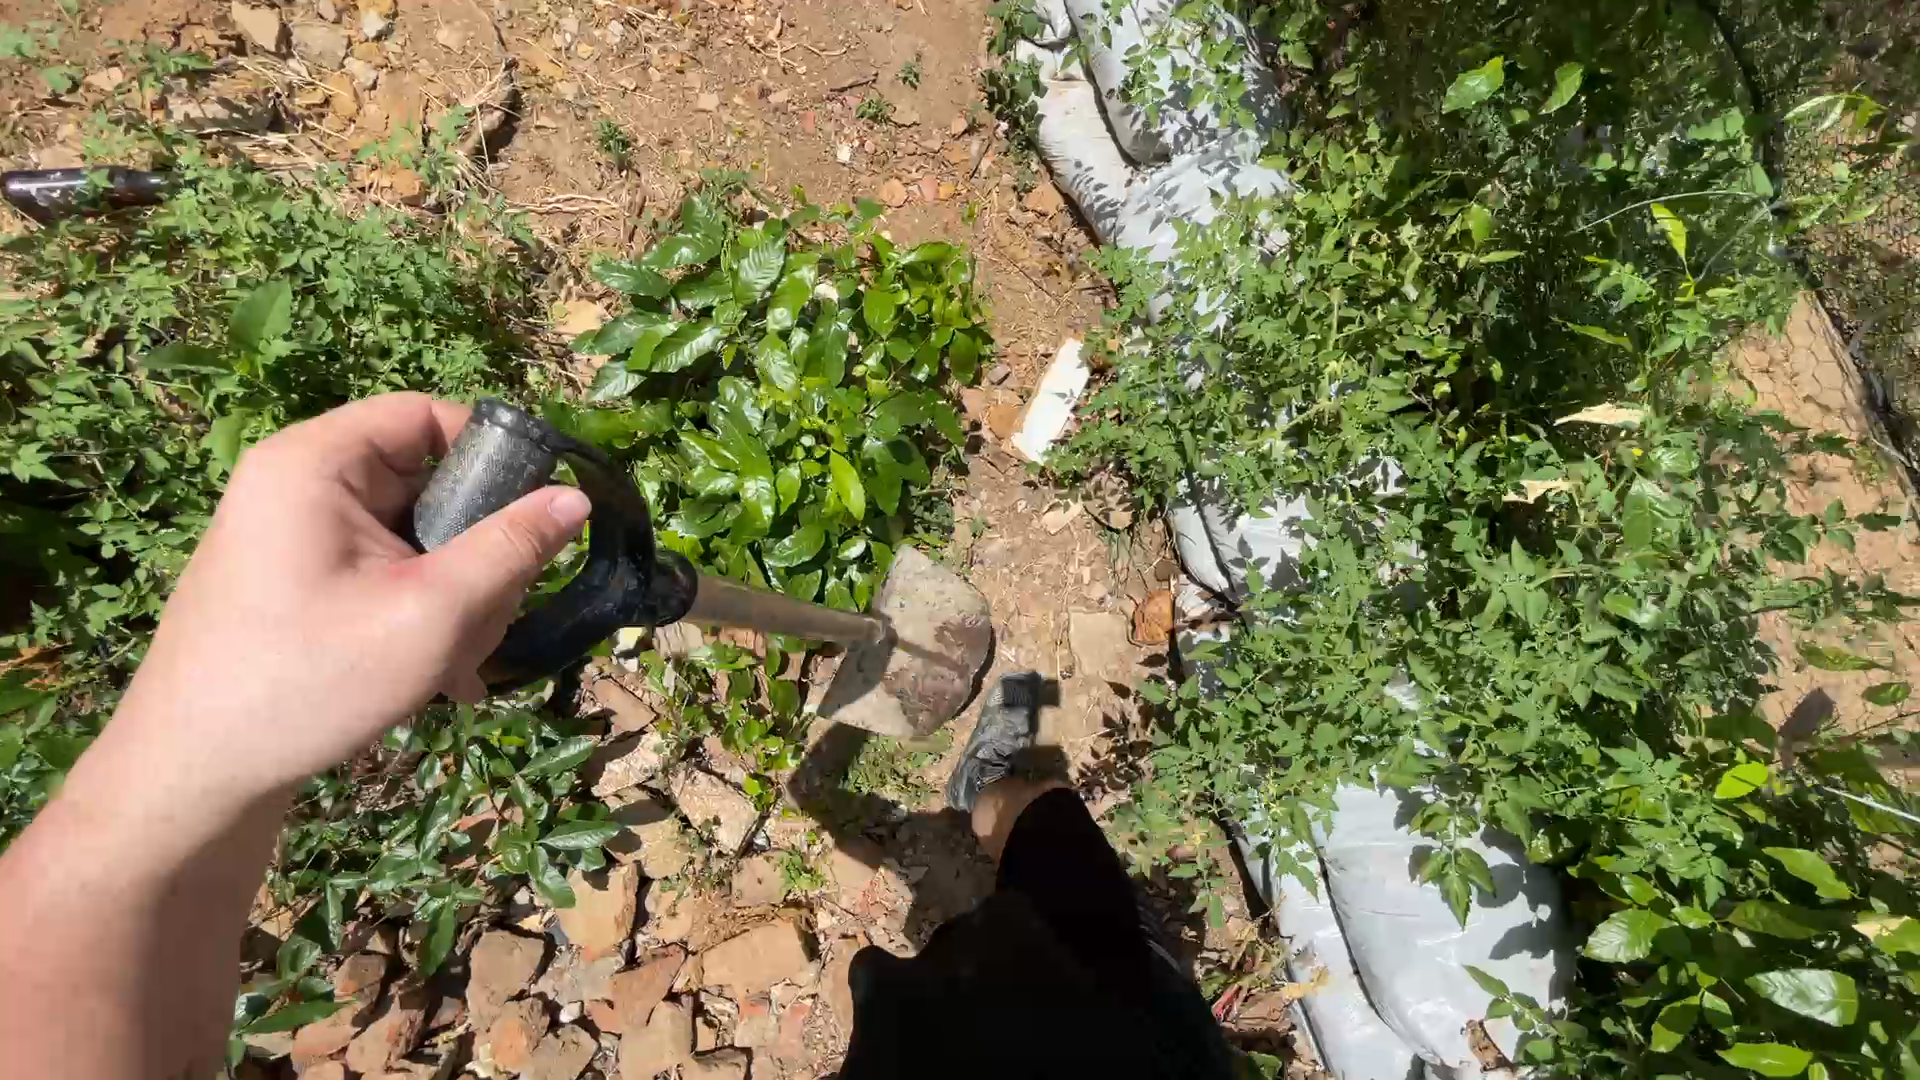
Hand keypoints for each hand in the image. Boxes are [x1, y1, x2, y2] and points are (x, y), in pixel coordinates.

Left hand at [108, 393, 589, 803]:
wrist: (198, 776)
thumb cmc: (312, 680)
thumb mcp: (436, 609)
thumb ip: (514, 545)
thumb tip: (579, 495)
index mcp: (315, 465)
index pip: (427, 415)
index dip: (496, 449)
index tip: (543, 504)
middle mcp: (306, 484)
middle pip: (435, 476)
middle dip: (482, 539)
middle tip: (495, 601)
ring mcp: (309, 531)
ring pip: (428, 527)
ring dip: (464, 582)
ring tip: (458, 646)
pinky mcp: (316, 572)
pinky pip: (404, 562)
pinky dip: (436, 601)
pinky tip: (439, 657)